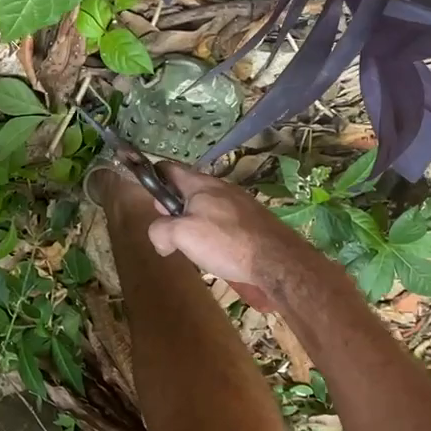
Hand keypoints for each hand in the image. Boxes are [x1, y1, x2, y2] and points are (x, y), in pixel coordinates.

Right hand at [144, 163, 336, 308]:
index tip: (152, 200)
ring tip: (196, 245)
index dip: (154, 179)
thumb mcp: (181, 236)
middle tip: (172, 229)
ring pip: (208, 205)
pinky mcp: (255, 220)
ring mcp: (241, 202)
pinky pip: (226, 219)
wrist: (279, 262)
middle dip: (175, 207)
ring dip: (196, 221)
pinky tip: (221, 251)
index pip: (168, 169)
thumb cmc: (226, 242)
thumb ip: (161, 231)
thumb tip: (160, 239)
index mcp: (200, 184)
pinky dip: (217, 231)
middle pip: (188, 189)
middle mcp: (221, 187)